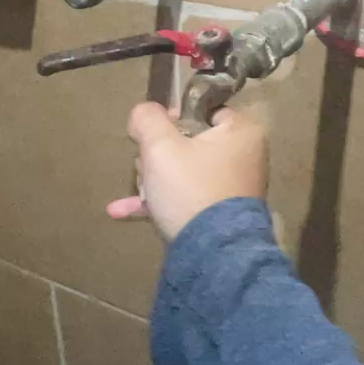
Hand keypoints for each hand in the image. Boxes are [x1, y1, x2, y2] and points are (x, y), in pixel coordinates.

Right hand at [106, 102, 266, 240]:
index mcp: (241, 133)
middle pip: (189, 142)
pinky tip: (120, 210)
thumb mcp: (160, 147)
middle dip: (159, 157)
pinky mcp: (217, 215)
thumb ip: (147, 119)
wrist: (212, 255)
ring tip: (145, 194)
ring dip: (154, 181)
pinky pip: (184, 198)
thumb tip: (143, 113)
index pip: (203, 110)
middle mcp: (243, 157)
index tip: (155, 134)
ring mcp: (231, 189)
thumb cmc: (190, 189)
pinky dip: (158, 202)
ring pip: (182, 172)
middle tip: (149, 168)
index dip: (173, 117)